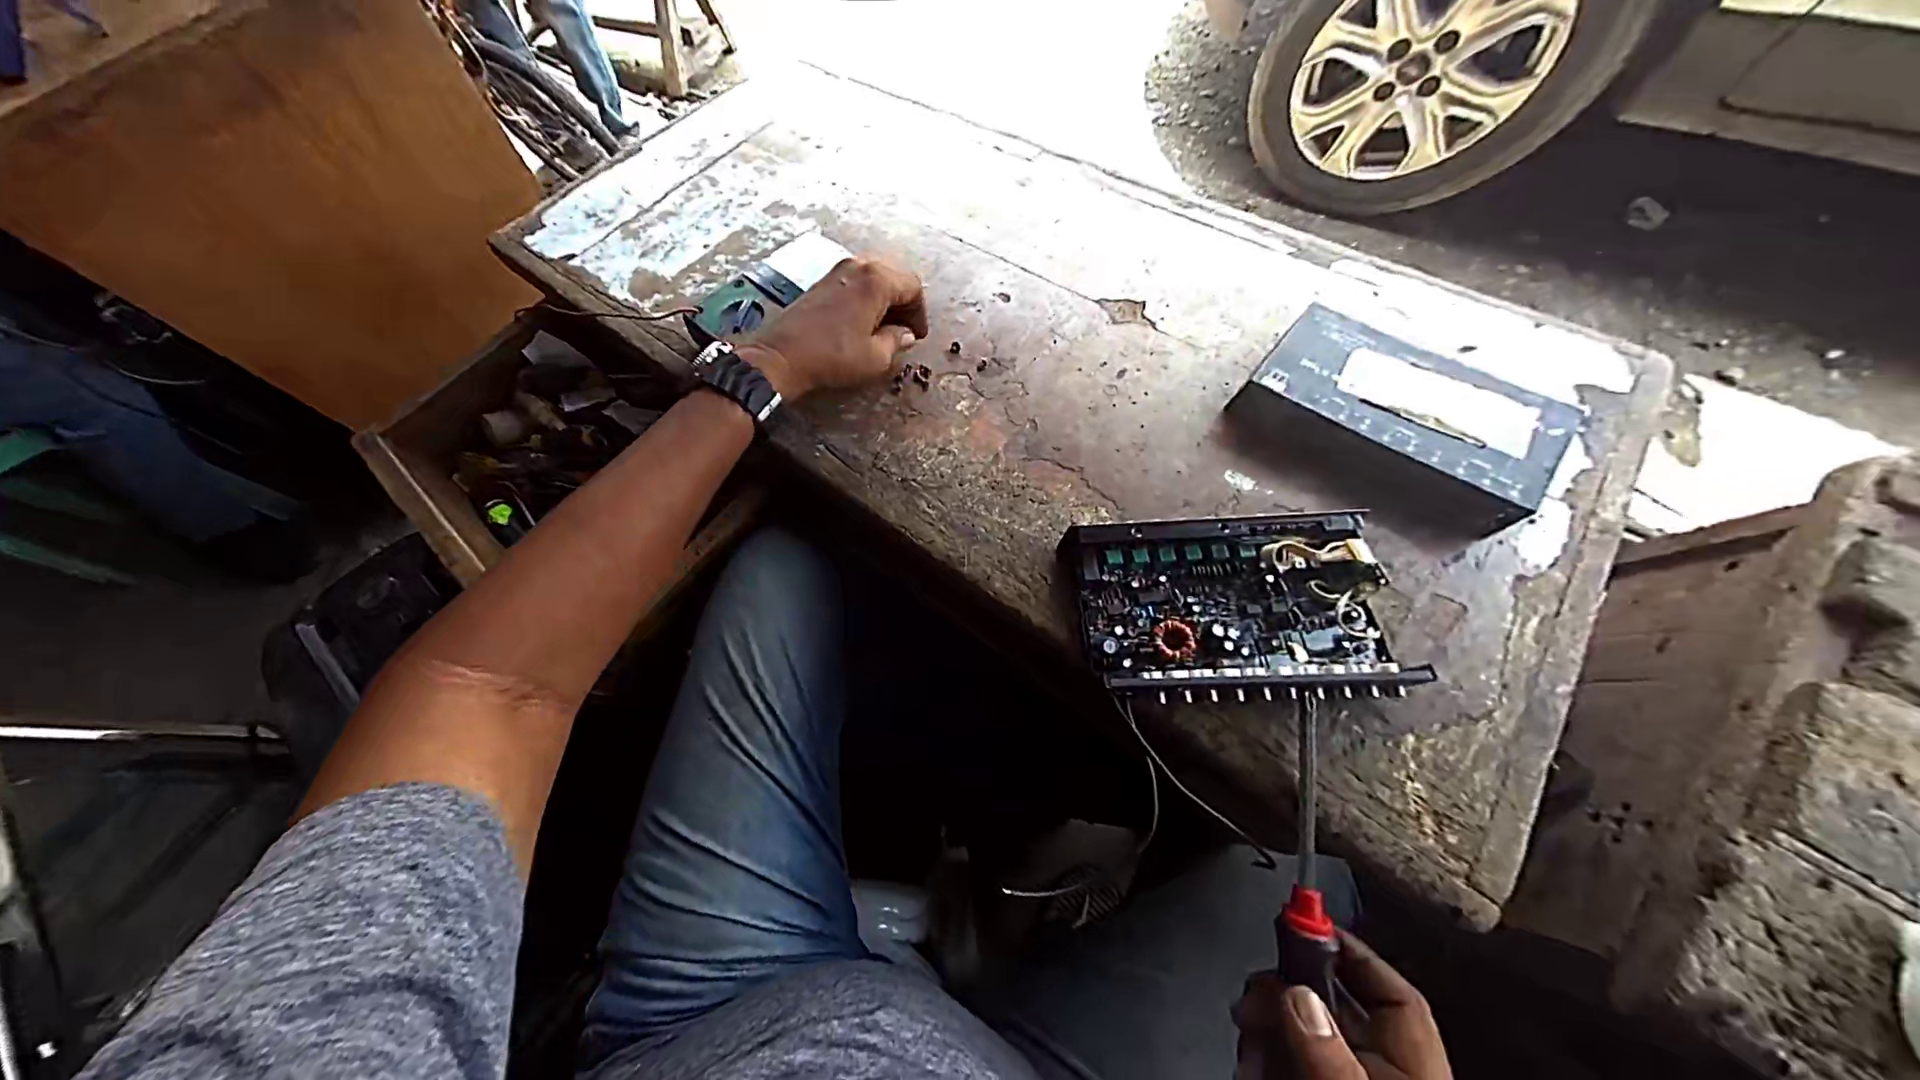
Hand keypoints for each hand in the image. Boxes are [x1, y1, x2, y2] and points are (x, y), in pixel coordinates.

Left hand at [736, 255, 927, 400]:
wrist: (783, 355)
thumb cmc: (833, 357)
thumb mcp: (876, 357)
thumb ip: (897, 341)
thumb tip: (905, 334)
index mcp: (876, 280)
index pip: (913, 286)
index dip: (920, 313)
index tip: (917, 335)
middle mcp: (858, 266)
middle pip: (894, 277)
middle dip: (904, 304)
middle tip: (905, 331)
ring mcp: (837, 271)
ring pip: (874, 278)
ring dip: (885, 300)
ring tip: (885, 328)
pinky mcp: (822, 282)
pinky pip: (856, 283)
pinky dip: (867, 298)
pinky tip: (864, 322)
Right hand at [1233, 931, 1450, 1079]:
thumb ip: (1326, 1051)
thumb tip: (1296, 992)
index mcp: (1415, 1070)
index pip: (1398, 998)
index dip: (1355, 955)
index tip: (1308, 925)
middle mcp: (1387, 1074)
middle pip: (1338, 1012)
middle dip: (1286, 996)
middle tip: (1252, 998)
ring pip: (1306, 1038)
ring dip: (1267, 1031)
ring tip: (1247, 1046)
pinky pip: (1292, 1065)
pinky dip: (1266, 1059)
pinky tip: (1250, 1069)